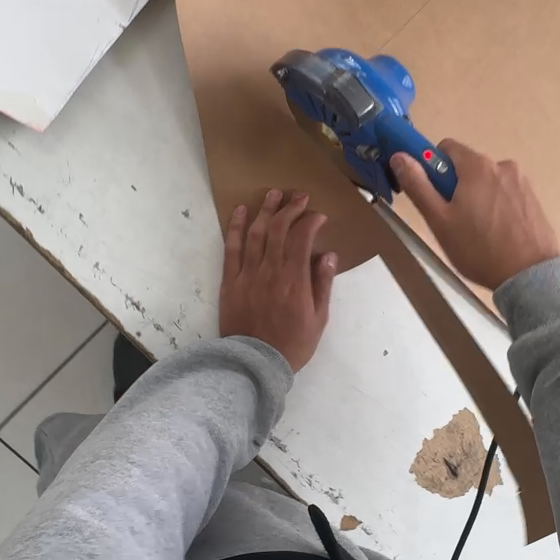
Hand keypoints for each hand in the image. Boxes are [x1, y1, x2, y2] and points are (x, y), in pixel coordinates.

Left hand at [220, 189, 338, 370]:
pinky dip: (237, 227)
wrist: (255, 365)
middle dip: (291, 208)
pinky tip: (242, 212)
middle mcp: (270, 271)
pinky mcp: (230, 281)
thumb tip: (328, 256)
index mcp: (294, 280)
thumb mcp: (319, 319)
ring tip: (274, 194)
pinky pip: (232, 248)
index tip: (319, 217)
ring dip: (265, 210)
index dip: (311, 221)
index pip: (302, 238)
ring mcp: (247, 274)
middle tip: (300, 197)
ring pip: (256, 233)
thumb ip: (323, 285)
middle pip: (278, 229)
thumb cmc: (292, 345)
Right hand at [391, 140, 559, 289]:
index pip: (446, 148)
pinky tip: (496, 233)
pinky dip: (496, 207)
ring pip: (487, 182)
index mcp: (477, 166)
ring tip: (477, 232)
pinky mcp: (534, 199)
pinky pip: (505, 194)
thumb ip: (418, 185)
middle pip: (468, 166)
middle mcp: (502, 165)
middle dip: (456, 186)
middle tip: (452, 220)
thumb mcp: (439, 220)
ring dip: (477, 197)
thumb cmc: (478, 248)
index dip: (433, 167)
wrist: (528, 275)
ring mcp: (522, 182)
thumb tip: (399, 156)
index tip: (433, 194)